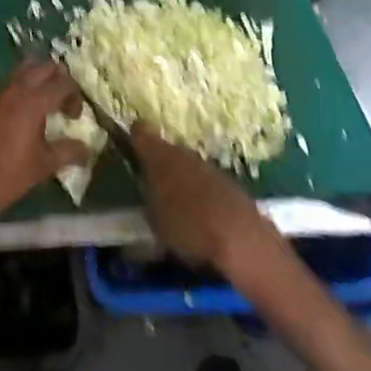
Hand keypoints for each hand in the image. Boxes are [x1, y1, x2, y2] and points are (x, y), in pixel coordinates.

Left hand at [0, 61, 90, 225]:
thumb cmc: (13, 173)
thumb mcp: (47, 163)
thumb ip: (70, 151)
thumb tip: (88, 149)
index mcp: (34, 101)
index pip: (63, 83)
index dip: (75, 96)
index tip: (74, 117)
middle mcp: (17, 88)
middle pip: (45, 67)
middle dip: (60, 79)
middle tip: (64, 101)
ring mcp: (1, 91)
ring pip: (26, 68)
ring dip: (41, 78)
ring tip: (47, 100)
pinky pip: (12, 79)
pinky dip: (25, 84)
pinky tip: (28, 108)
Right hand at [131, 123, 274, 267]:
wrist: (241, 237)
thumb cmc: (186, 226)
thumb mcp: (153, 221)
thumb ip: (145, 204)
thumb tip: (140, 201)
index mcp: (158, 156)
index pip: (141, 133)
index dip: (134, 137)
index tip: (128, 143)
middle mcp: (183, 152)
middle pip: (167, 150)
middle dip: (159, 164)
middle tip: (151, 184)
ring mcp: (208, 166)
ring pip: (188, 166)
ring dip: (182, 179)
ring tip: (176, 203)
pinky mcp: (229, 183)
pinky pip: (206, 182)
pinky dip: (201, 192)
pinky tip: (201, 214)